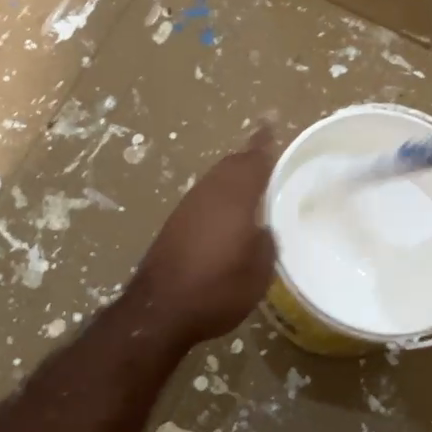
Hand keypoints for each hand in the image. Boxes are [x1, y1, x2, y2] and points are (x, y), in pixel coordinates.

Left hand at [124, 127, 280, 346]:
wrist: (160, 309)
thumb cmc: (218, 288)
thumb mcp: (260, 270)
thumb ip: (266, 241)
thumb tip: (263, 228)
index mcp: (235, 196)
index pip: (254, 159)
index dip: (264, 142)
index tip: (271, 121)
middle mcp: (209, 193)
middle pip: (231, 165)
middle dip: (249, 158)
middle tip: (266, 155)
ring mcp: (188, 207)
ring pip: (215, 180)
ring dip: (232, 177)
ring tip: (251, 183)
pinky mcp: (175, 224)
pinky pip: (205, 198)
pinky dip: (219, 196)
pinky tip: (228, 213)